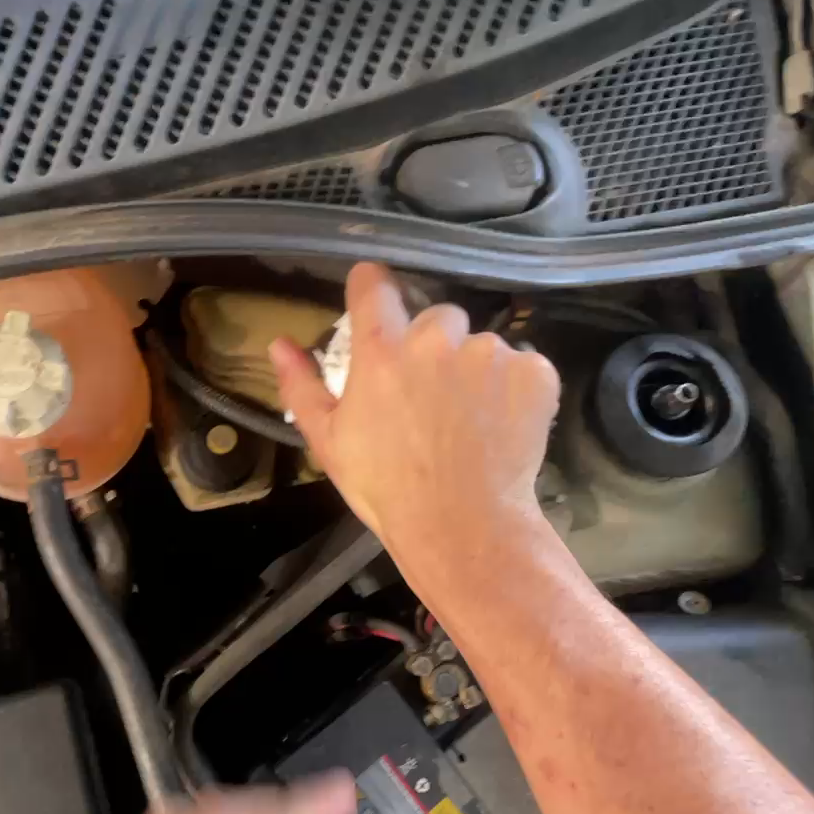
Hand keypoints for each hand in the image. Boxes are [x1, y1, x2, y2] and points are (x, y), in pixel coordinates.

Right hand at [270, 263, 562, 587]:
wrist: (461, 527)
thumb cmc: (384, 488)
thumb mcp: (329, 442)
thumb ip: (302, 386)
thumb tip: (279, 344)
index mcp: (381, 351)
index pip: (373, 287)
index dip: (372, 286)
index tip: (374, 293)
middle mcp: (436, 339)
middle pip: (436, 318)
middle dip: (431, 346)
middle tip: (429, 396)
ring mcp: (490, 353)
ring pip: (480, 344)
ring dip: (473, 370)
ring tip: (467, 421)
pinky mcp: (534, 373)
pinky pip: (521, 366)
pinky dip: (512, 390)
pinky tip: (499, 426)